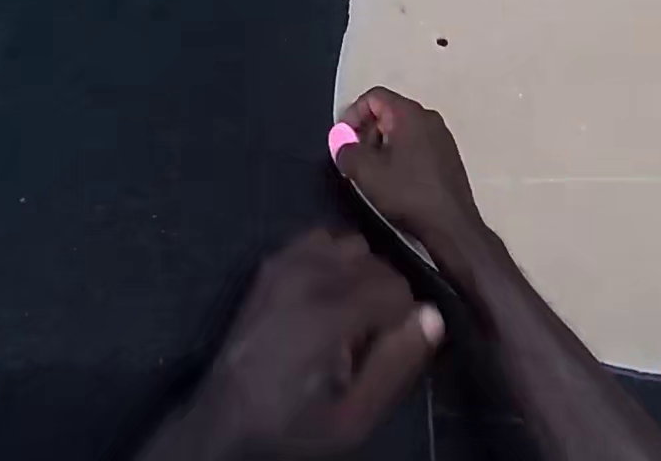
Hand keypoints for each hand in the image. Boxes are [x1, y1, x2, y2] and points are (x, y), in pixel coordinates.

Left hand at [179, 229, 443, 457]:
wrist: (227, 417)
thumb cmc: (295, 425)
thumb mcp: (353, 420)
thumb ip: (395, 365)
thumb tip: (433, 315)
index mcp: (328, 316)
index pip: (396, 288)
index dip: (406, 316)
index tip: (395, 341)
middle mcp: (307, 275)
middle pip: (376, 261)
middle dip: (386, 293)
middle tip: (374, 332)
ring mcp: (286, 261)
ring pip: (352, 242)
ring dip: (362, 270)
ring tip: (352, 308)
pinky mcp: (273, 258)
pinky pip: (321, 236)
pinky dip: (335, 255)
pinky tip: (329, 288)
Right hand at [334, 87, 484, 249]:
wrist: (451, 226)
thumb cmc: (408, 193)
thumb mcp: (366, 172)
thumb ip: (346, 150)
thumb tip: (342, 143)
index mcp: (409, 113)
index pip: (373, 97)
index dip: (352, 114)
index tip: (344, 139)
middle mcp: (428, 117)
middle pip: (387, 110)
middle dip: (366, 131)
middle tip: (357, 157)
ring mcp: (441, 135)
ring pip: (401, 127)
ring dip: (382, 144)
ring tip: (374, 172)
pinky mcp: (448, 154)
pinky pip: (416, 142)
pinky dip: (400, 152)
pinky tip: (395, 179)